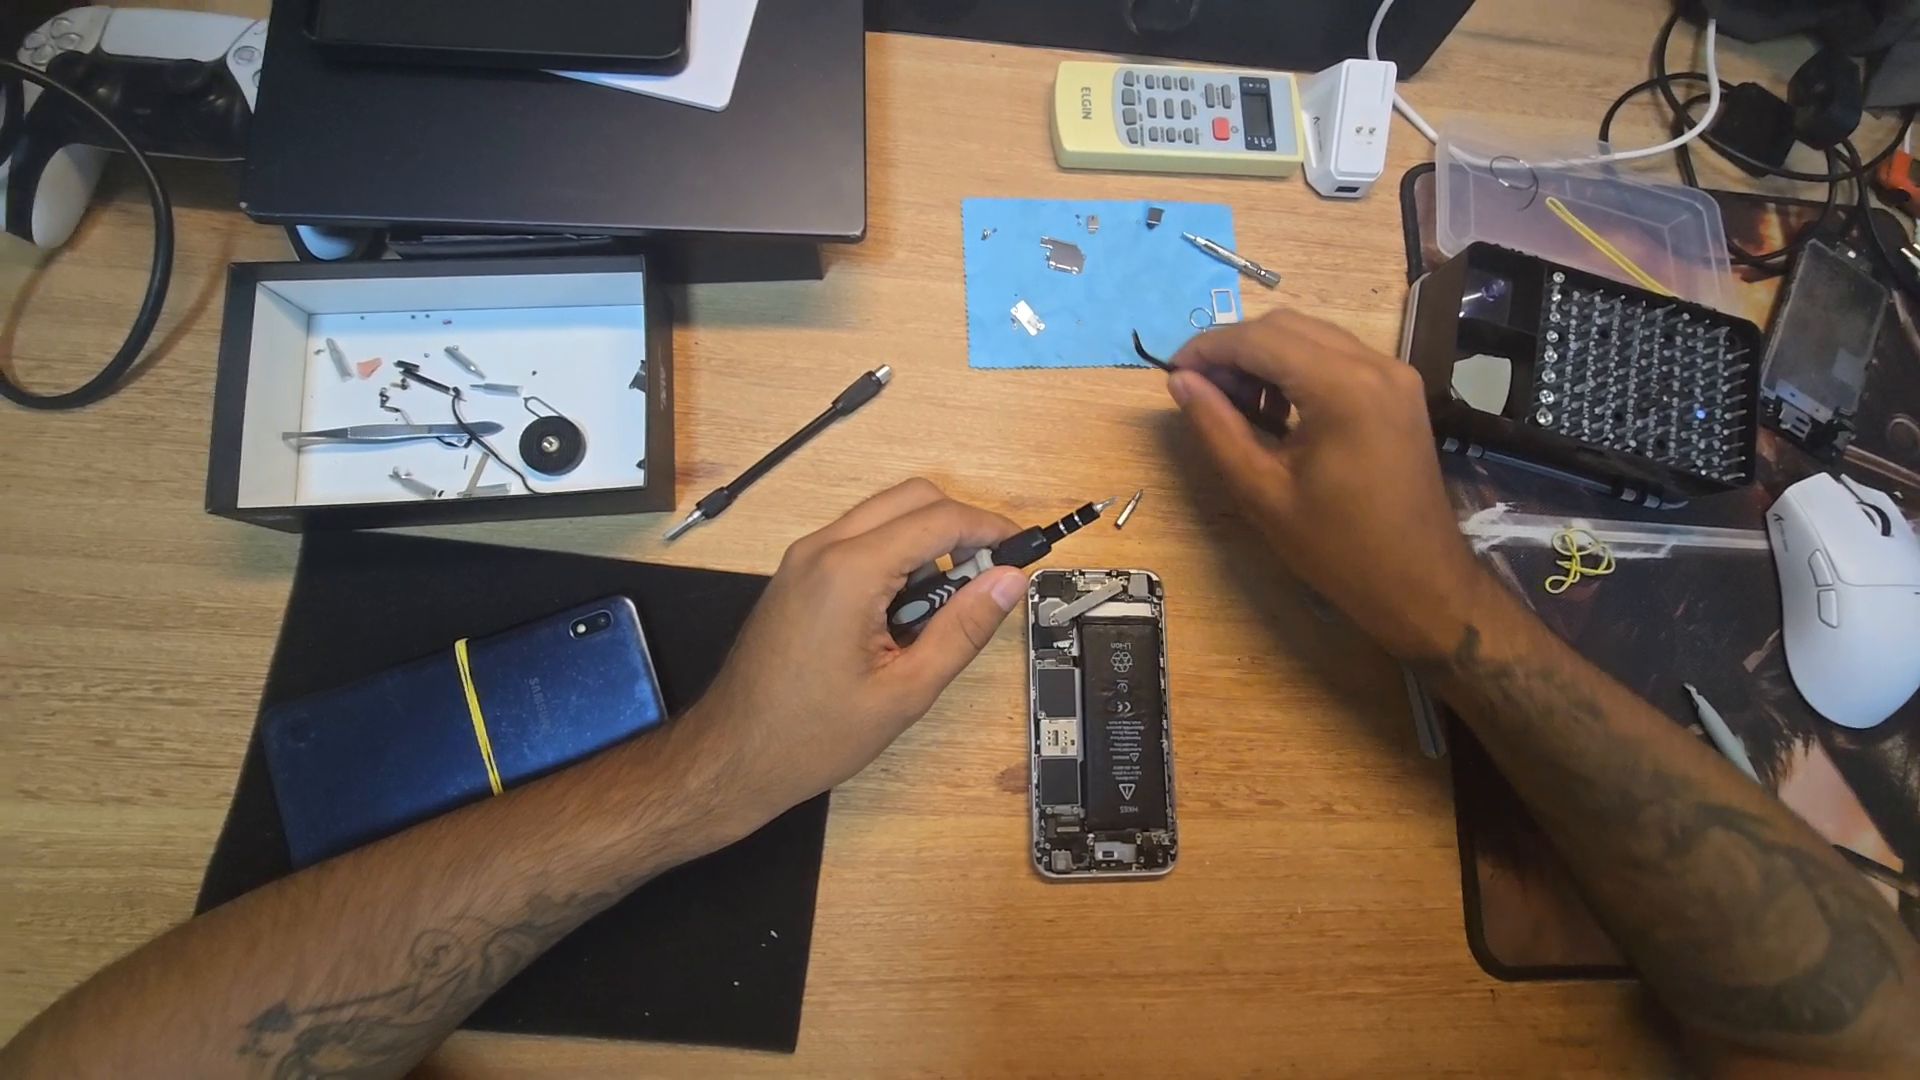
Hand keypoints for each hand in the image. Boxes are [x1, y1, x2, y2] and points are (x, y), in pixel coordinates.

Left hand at [685, 479, 1026, 818]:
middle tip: (987, 576)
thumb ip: (964, 628)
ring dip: (926, 542)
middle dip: (960, 526)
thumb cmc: (813, 735)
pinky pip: (859, 538)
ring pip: (885, 514)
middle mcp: (822, 547)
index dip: (991, 528)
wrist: (732, 755)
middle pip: (912, 497)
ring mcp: (804, 556)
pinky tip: (900, 613)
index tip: (1024, 551)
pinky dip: (894, 555)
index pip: (938, 519)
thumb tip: (1010, 580)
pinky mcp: (798, 571)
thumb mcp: (906, 690)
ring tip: (939, 609)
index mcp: (848, 572)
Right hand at [1167, 309, 1488, 657]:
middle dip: (1233, 349)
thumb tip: (1179, 382)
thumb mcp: (1260, 490)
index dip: (1208, 349)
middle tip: (1197, 389)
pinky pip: (1335, 357)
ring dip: (1263, 357)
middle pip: (1286, 327)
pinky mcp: (1397, 391)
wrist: (1417, 580)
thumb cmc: (1334, 545)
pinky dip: (1294, 369)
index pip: (1260, 340)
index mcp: (1342, 388)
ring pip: (1311, 336)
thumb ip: (1216, 428)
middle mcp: (1374, 365)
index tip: (1171, 372)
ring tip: (1230, 402)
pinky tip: (1272, 408)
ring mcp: (1393, 375)